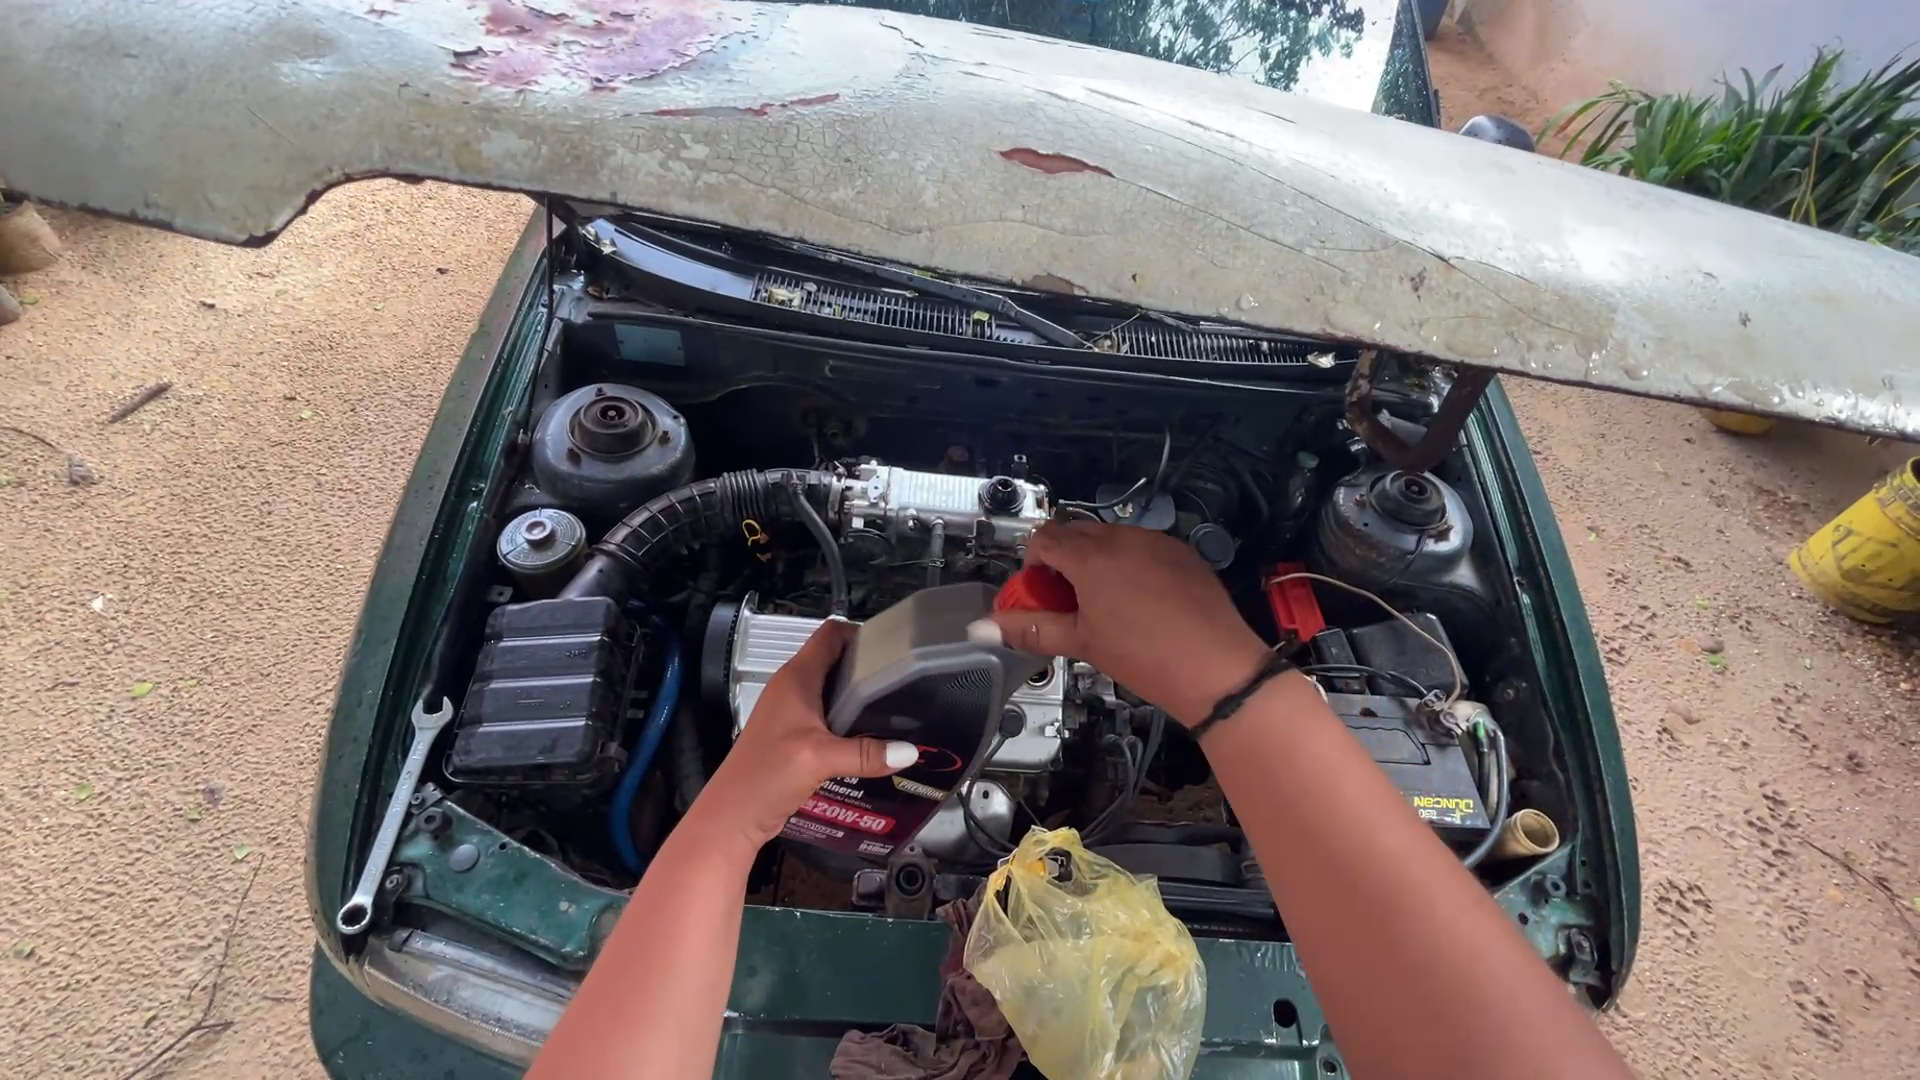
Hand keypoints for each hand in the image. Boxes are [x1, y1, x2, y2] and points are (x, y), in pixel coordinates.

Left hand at [701, 619, 917, 846]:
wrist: (733, 815)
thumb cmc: (768, 774)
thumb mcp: (822, 758)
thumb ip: (867, 754)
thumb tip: (911, 752)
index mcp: (796, 677)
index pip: (830, 633)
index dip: (859, 631)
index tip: (892, 643)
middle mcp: (792, 687)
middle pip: (834, 659)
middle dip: (866, 664)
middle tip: (901, 677)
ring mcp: (790, 711)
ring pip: (831, 688)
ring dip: (858, 694)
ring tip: (893, 703)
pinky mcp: (793, 734)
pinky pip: (826, 714)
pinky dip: (848, 718)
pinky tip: (870, 734)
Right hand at [976, 521, 1270, 727]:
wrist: (1216, 668)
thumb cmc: (1143, 656)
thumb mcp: (1081, 644)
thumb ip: (1031, 629)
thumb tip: (984, 627)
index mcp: (1091, 556)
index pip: (1044, 538)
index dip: (1033, 564)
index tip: (1041, 594)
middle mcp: (1123, 537)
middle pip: (1076, 532)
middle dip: (1063, 561)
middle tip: (1069, 602)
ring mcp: (1157, 541)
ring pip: (1111, 538)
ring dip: (1096, 561)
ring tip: (1107, 604)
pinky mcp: (1183, 551)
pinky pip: (1143, 546)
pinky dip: (1130, 563)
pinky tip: (1142, 601)